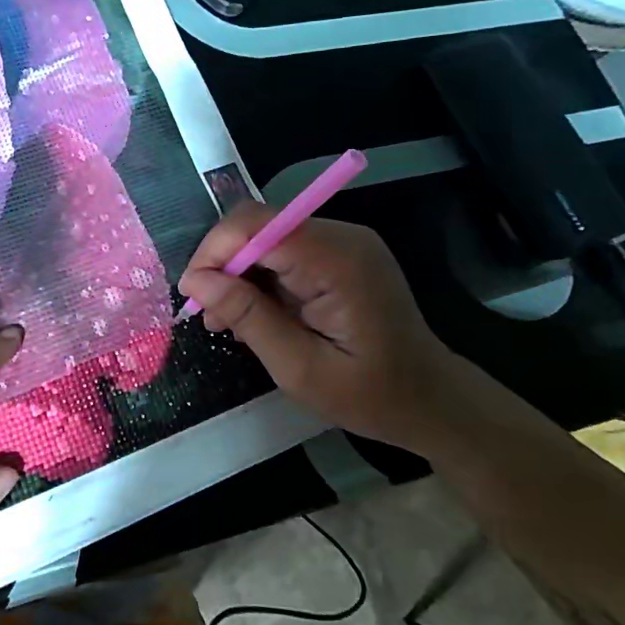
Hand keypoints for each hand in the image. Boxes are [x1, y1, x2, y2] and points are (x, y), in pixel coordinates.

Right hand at [177, 203, 471, 448]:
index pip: (257, 225)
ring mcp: (342, 243)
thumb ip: (249, 318)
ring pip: (263, 238)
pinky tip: (251, 313)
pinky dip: (256, 278)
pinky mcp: (338, 255)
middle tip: (208, 316)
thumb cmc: (370, 395)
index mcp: (338, 262)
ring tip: (225, 322)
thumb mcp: (299, 369)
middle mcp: (341, 238)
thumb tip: (195, 281)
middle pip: (257, 225)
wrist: (430, 399)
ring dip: (235, 274)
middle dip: (221, 265)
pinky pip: (281, 251)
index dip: (215, 251)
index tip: (194, 296)